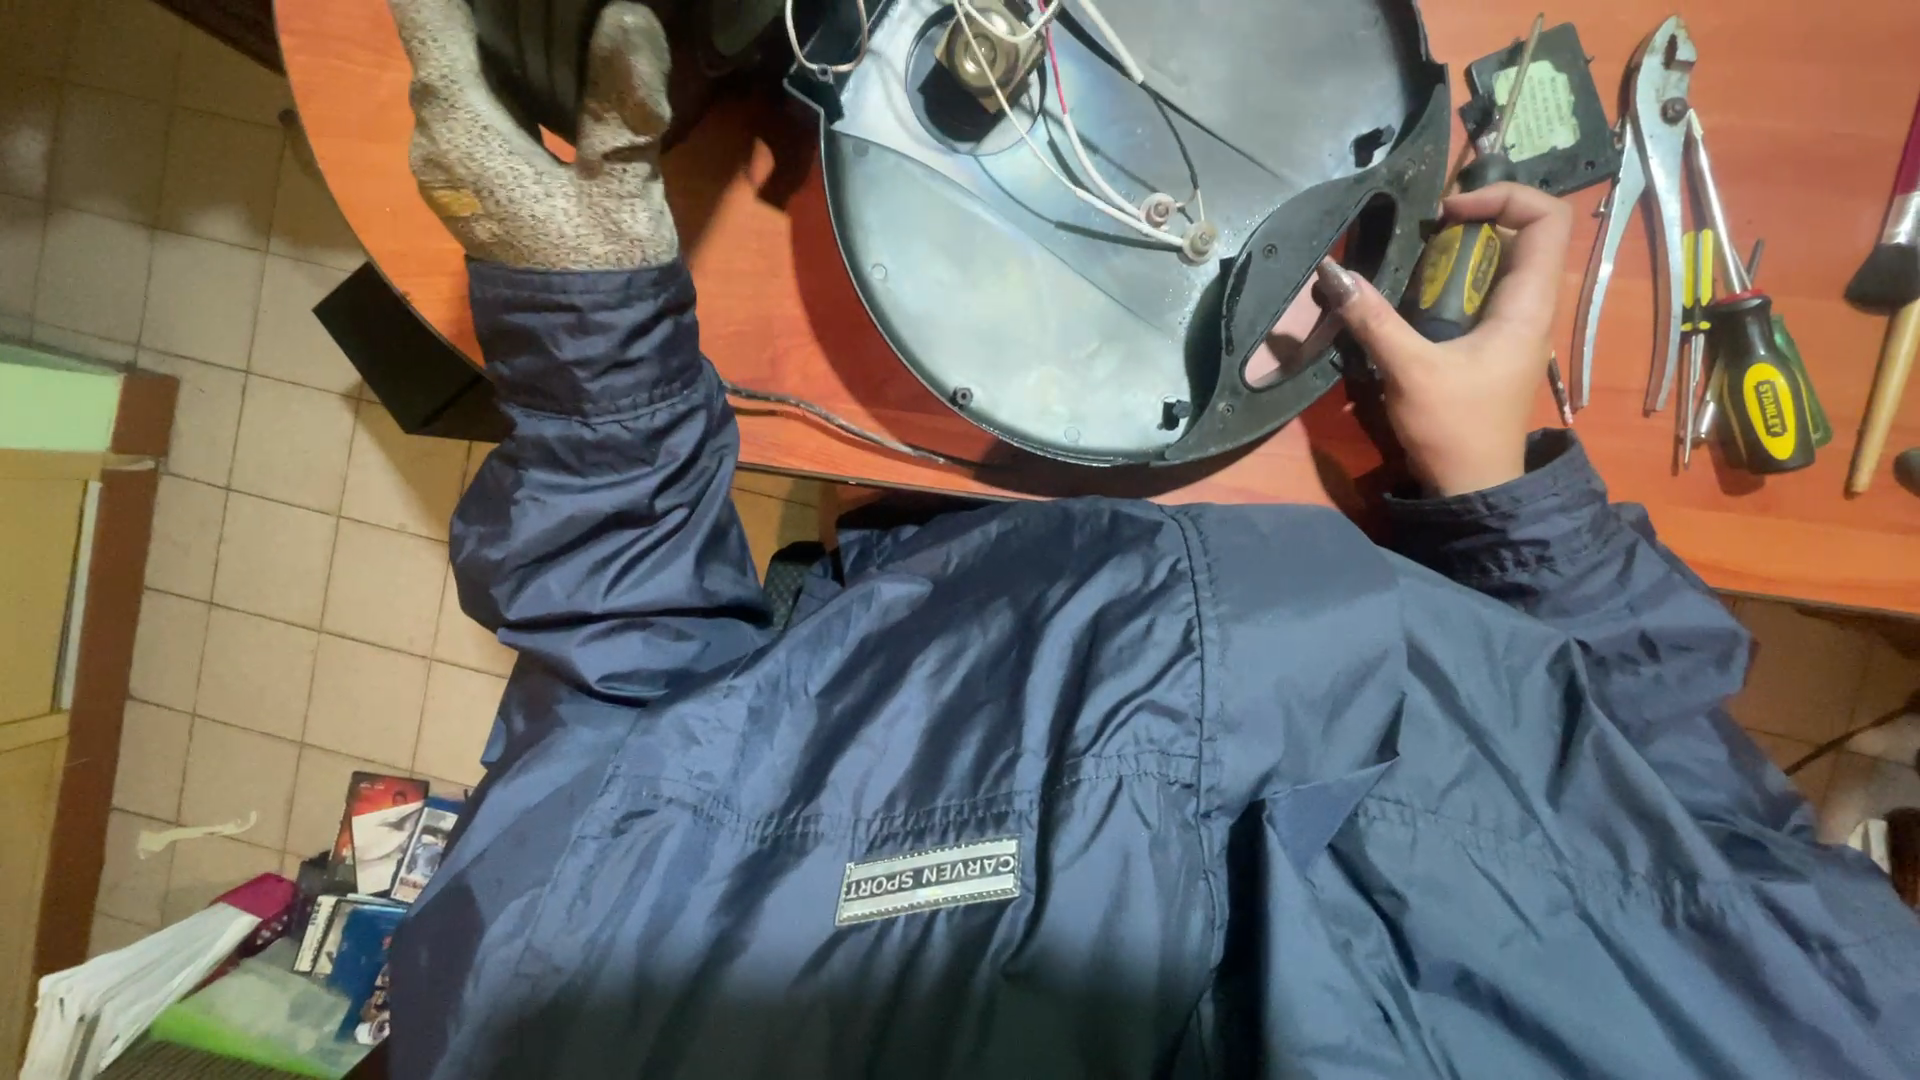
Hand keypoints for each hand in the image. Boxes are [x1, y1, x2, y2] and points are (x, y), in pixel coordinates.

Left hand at [387, 0, 677, 269]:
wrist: (595, 347)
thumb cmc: (607, 270)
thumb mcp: (624, 187)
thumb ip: (621, 102)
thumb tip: (628, 12)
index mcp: (460, 127)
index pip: (428, 9)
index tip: (530, 0)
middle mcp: (431, 135)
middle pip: (442, 37)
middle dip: (491, 15)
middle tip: (556, 16)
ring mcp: (442, 162)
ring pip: (454, 71)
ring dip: (495, 45)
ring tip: (553, 32)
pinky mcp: (464, 183)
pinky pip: (468, 107)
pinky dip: (497, 81)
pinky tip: (544, 81)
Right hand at [1317, 183, 1572, 495]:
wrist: (1472, 485)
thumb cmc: (1453, 427)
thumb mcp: (1409, 371)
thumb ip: (1374, 321)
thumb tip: (1333, 275)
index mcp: (1527, 304)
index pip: (1545, 218)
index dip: (1503, 197)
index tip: (1446, 213)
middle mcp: (1528, 307)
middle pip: (1519, 236)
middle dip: (1469, 225)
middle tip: (1418, 238)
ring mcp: (1510, 329)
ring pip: (1496, 267)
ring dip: (1454, 258)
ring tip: (1408, 266)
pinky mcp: (1489, 347)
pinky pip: (1477, 297)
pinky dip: (1447, 287)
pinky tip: (1410, 303)